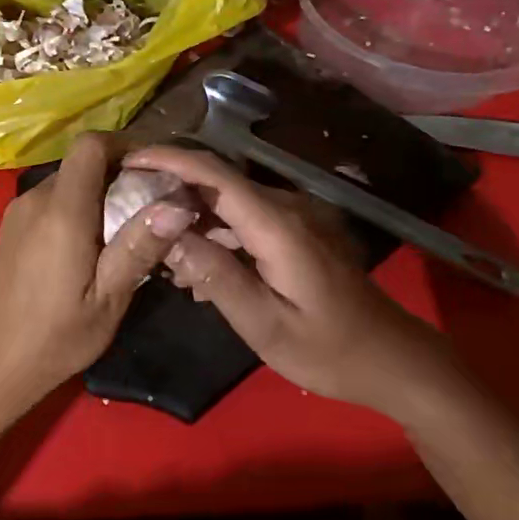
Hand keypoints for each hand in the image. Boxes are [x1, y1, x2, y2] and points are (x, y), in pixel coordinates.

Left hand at [0, 134, 195, 396]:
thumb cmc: (57, 335)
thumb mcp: (109, 298)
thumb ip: (140, 247)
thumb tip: (178, 205)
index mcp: (62, 211)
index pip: (91, 145)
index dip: (124, 145)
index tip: (153, 170)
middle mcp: (37, 199)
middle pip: (82, 163)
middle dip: (118, 174)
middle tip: (150, 204)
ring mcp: (19, 210)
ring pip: (68, 181)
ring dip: (98, 192)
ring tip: (126, 226)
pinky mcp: (13, 225)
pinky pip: (52, 199)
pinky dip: (77, 207)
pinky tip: (92, 242)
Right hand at [125, 145, 449, 410]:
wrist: (392, 360)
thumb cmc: (330, 350)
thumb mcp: (265, 325)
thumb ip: (215, 276)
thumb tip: (165, 235)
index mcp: (277, 225)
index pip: (214, 175)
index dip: (169, 159)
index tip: (129, 160)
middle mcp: (285, 208)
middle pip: (216, 182)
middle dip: (169, 188)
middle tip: (126, 208)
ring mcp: (292, 219)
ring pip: (226, 202)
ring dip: (189, 217)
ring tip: (152, 247)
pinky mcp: (293, 233)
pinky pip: (242, 221)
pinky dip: (213, 235)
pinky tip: (193, 269)